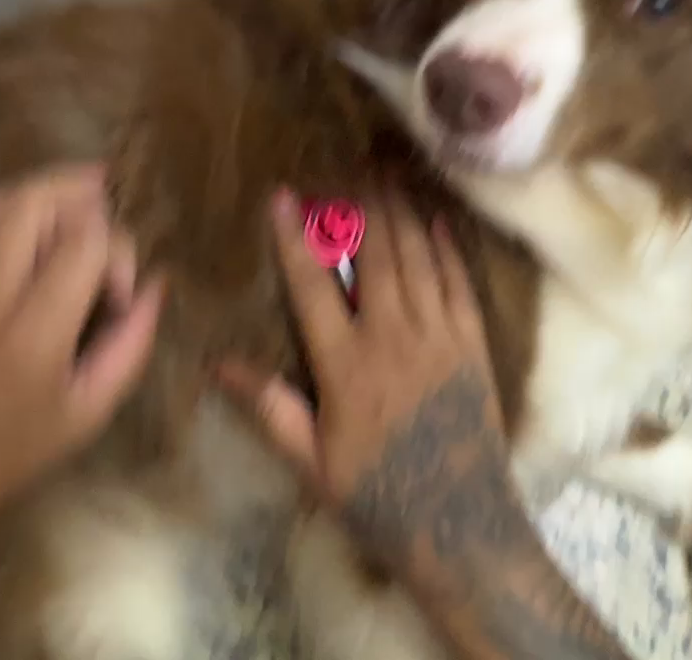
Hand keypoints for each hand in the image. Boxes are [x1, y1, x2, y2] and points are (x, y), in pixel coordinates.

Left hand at [0, 165, 163, 530]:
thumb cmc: (8, 455)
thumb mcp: (89, 413)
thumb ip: (132, 344)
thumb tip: (156, 285)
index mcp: (30, 336)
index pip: (83, 244)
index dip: (118, 248)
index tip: (122, 292)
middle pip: (35, 202)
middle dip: (85, 194)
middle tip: (114, 216)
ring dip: (49, 191)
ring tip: (84, 203)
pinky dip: (9, 203)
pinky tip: (35, 218)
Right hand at [218, 190, 517, 588]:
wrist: (460, 524)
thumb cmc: (378, 496)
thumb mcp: (311, 463)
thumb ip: (269, 408)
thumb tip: (218, 365)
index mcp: (345, 365)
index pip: (312, 287)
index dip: (294, 238)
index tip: (281, 197)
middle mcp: (392, 336)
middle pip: (374, 255)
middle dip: (359, 207)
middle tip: (350, 167)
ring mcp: (438, 335)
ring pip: (417, 259)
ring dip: (401, 214)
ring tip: (389, 177)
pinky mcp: (473, 343)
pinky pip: (459, 284)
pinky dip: (448, 248)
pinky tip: (439, 221)